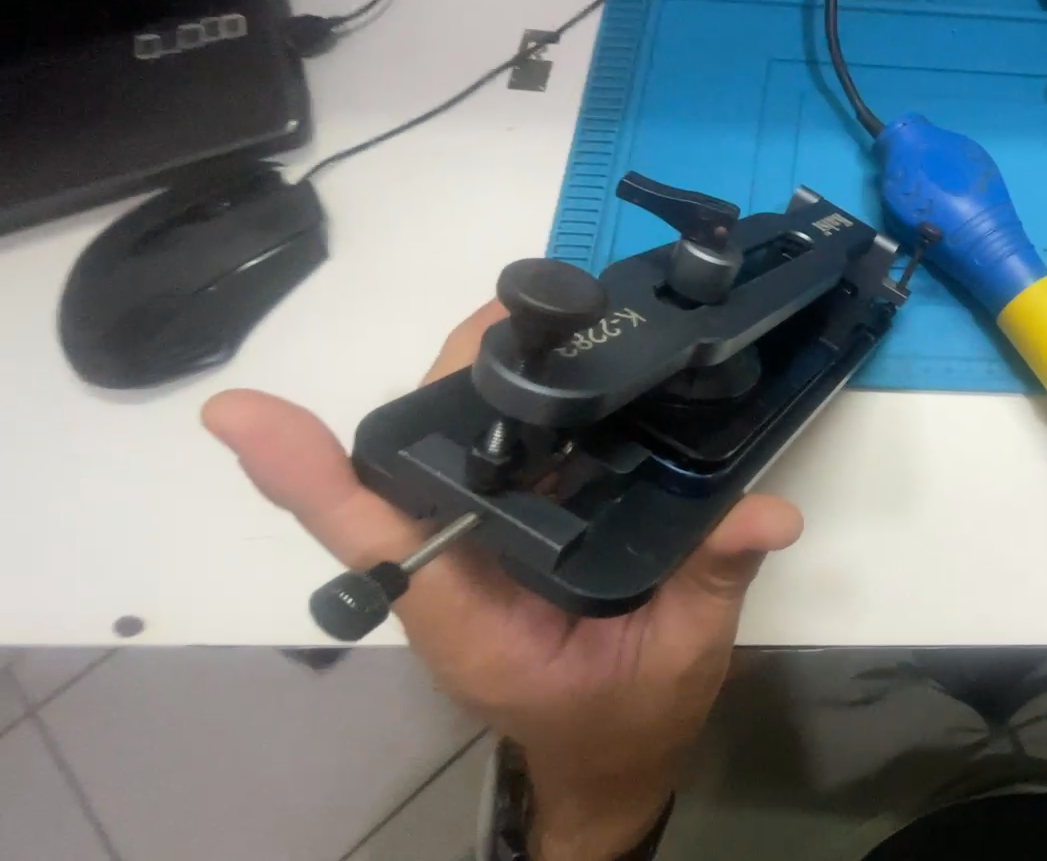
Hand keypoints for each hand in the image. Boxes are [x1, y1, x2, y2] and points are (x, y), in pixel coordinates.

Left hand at [203, 302, 802, 860]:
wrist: (618, 755)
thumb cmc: (630, 720)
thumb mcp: (683, 652)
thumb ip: (715, 578)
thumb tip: (771, 513)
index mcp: (476, 617)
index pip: (380, 538)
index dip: (310, 476)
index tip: (251, 411)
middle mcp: (462, 576)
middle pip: (414, 471)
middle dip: (442, 388)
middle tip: (507, 314)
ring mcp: (486, 555)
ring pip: (455, 461)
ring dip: (479, 389)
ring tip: (540, 324)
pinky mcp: (518, 542)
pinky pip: (504, 469)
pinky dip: (523, 418)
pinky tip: (568, 378)